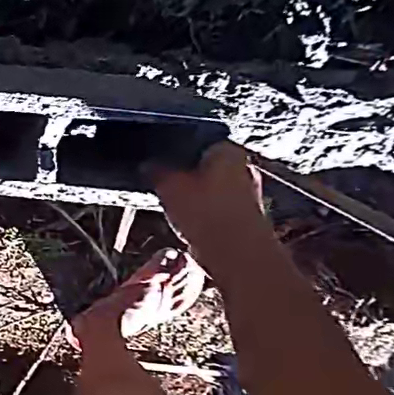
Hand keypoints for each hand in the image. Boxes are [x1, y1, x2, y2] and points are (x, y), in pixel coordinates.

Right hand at [147, 142, 273, 270]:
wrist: (235, 253)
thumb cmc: (206, 212)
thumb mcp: (169, 186)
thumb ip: (156, 171)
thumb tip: (147, 164)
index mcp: (227, 151)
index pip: (198, 141)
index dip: (175, 151)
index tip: (158, 163)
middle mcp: (243, 168)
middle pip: (205, 166)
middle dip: (184, 175)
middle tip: (162, 186)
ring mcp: (246, 194)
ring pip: (210, 188)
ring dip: (193, 197)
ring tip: (173, 208)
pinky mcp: (243, 218)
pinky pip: (216, 209)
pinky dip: (202, 214)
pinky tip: (188, 223)